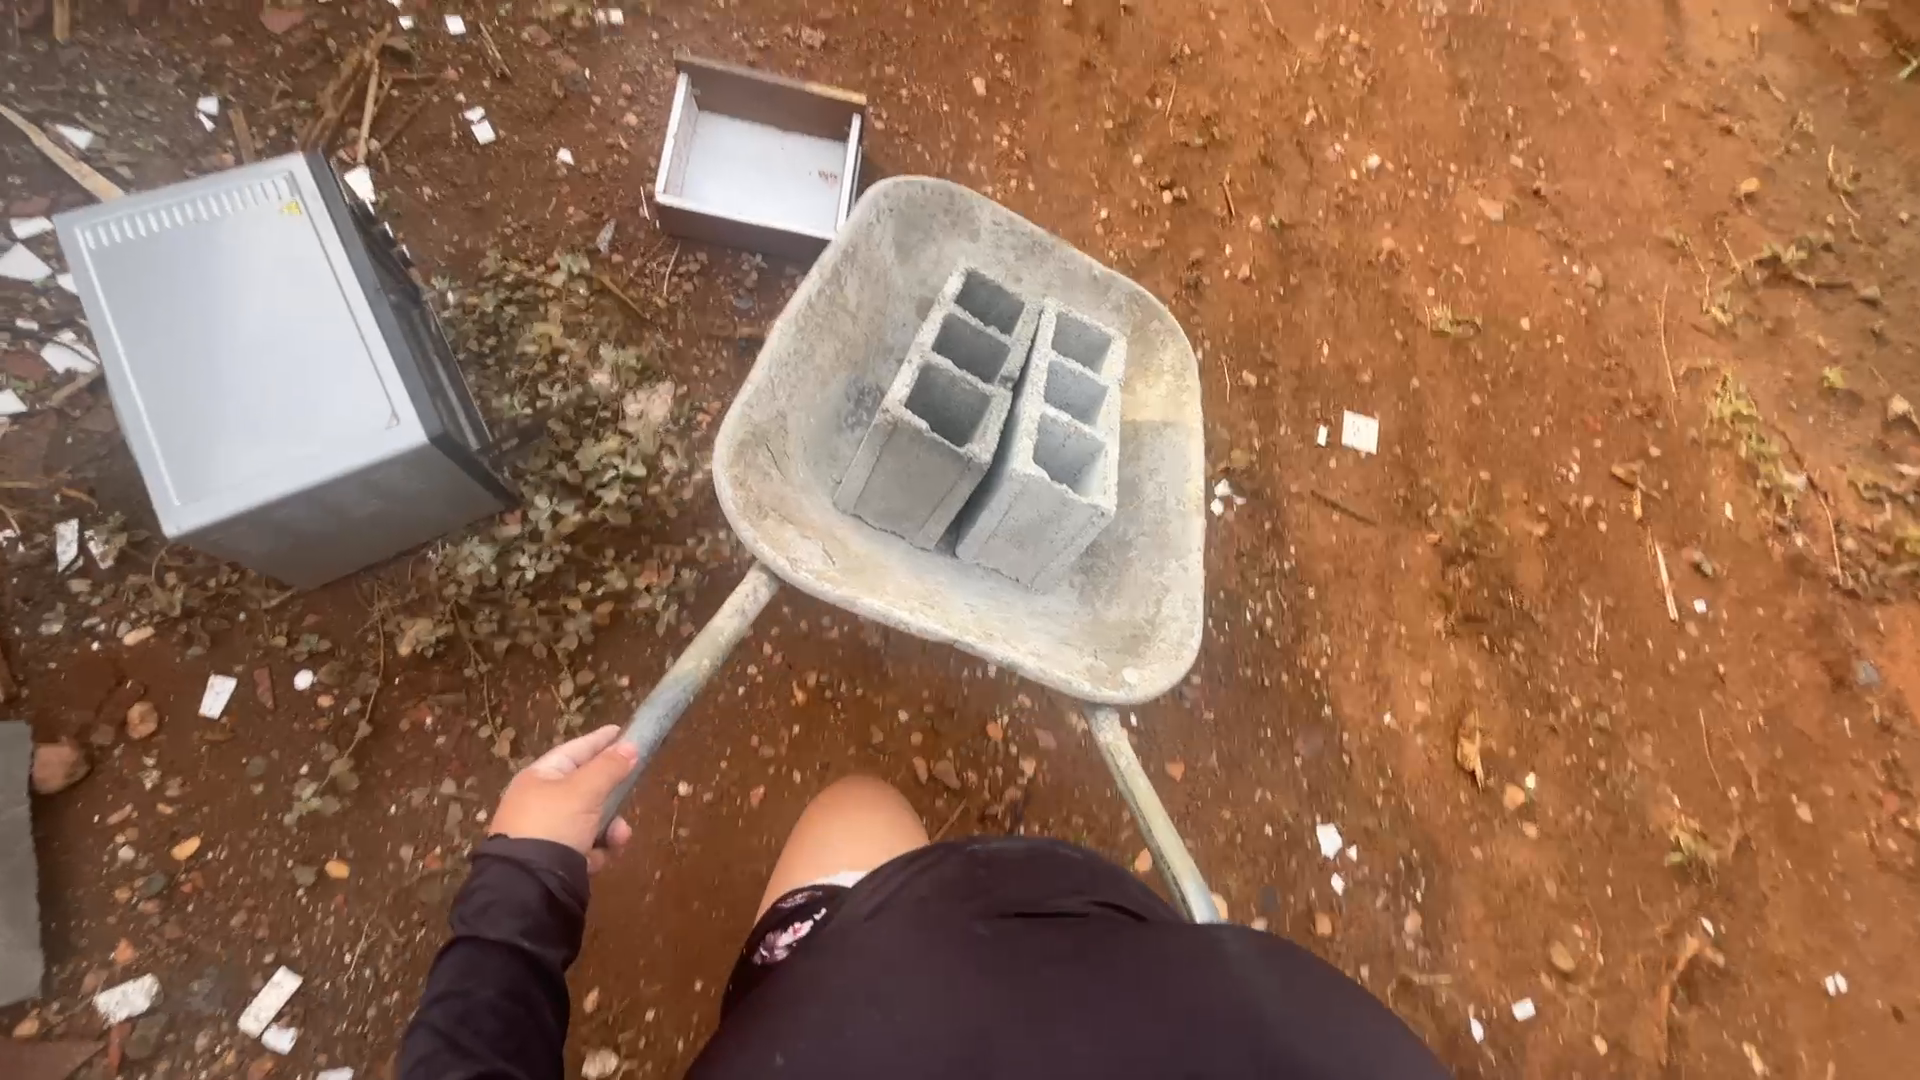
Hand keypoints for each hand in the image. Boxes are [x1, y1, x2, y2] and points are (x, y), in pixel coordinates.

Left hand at [489, 725, 637, 872]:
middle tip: (631, 789)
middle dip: (612, 793)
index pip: (574, 750)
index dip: (599, 740)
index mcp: (539, 778)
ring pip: (591, 818)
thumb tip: (630, 746)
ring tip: (618, 837)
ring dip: (610, 827)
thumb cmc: (553, 825)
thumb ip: (610, 767)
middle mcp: (539, 802)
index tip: (622, 731)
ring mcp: (545, 832)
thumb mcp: (585, 790)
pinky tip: (598, 858)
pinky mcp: (552, 859)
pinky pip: (585, 844)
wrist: (527, 887)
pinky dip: (597, 849)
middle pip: (586, 787)